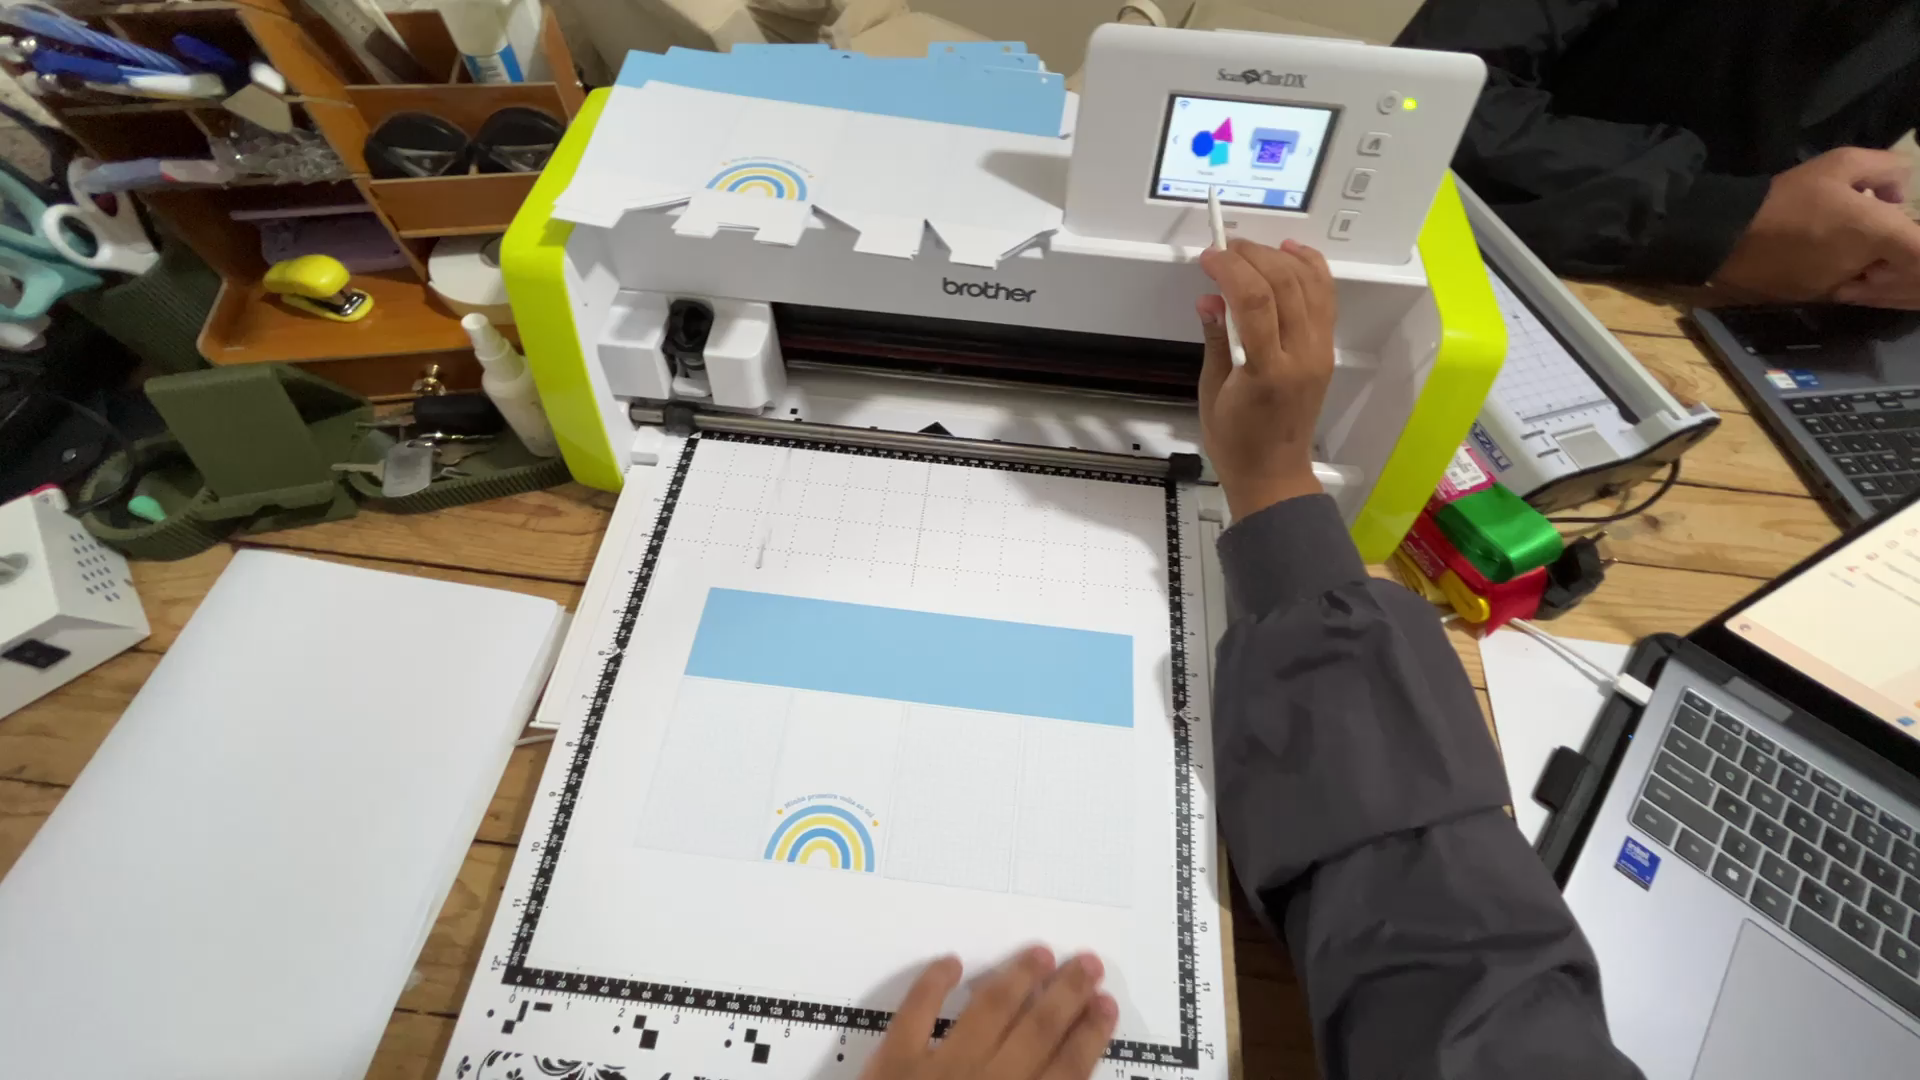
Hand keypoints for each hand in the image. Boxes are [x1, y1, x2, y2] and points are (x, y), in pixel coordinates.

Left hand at [860, 949, 1117, 1079]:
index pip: (1065, 1074)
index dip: (1088, 1037)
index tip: (1106, 1004)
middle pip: (1036, 1032)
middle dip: (1066, 995)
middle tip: (1088, 962)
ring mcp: (938, 1072)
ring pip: (988, 1011)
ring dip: (1018, 978)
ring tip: (1040, 953)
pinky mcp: (894, 1062)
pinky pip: (917, 1011)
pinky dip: (934, 982)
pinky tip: (953, 962)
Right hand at [1196, 238, 1336, 521]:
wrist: (1272, 472)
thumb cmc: (1237, 442)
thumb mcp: (1212, 391)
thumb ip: (1216, 339)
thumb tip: (1211, 299)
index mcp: (1267, 372)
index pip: (1254, 301)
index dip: (1230, 269)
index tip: (1210, 257)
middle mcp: (1301, 357)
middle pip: (1284, 284)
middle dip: (1252, 256)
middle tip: (1225, 249)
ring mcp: (1319, 352)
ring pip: (1309, 284)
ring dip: (1280, 256)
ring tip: (1251, 248)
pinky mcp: (1326, 350)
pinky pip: (1324, 298)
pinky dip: (1310, 268)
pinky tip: (1291, 253)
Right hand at [1713, 147, 1919, 306]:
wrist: (1720, 234)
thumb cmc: (1784, 198)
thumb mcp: (1841, 162)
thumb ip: (1887, 170)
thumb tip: (1894, 195)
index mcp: (1877, 234)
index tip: (1916, 243)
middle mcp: (1857, 266)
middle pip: (1901, 274)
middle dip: (1904, 265)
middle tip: (1897, 249)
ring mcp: (1826, 286)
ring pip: (1868, 285)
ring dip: (1876, 276)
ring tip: (1870, 266)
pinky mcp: (1799, 296)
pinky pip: (1836, 291)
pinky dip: (1846, 283)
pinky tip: (1839, 271)